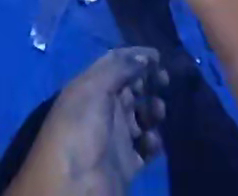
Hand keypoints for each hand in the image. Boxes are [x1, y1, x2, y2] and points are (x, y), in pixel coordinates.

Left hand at [10, 48, 167, 195]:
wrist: (74, 186)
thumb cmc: (81, 128)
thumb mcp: (94, 89)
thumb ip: (119, 69)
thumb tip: (144, 56)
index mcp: (89, 86)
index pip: (114, 63)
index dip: (135, 56)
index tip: (158, 55)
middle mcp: (101, 107)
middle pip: (129, 87)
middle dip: (147, 80)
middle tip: (164, 79)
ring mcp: (113, 135)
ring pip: (139, 116)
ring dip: (152, 110)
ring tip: (158, 111)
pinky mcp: (125, 163)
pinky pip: (144, 147)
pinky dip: (152, 142)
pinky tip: (151, 141)